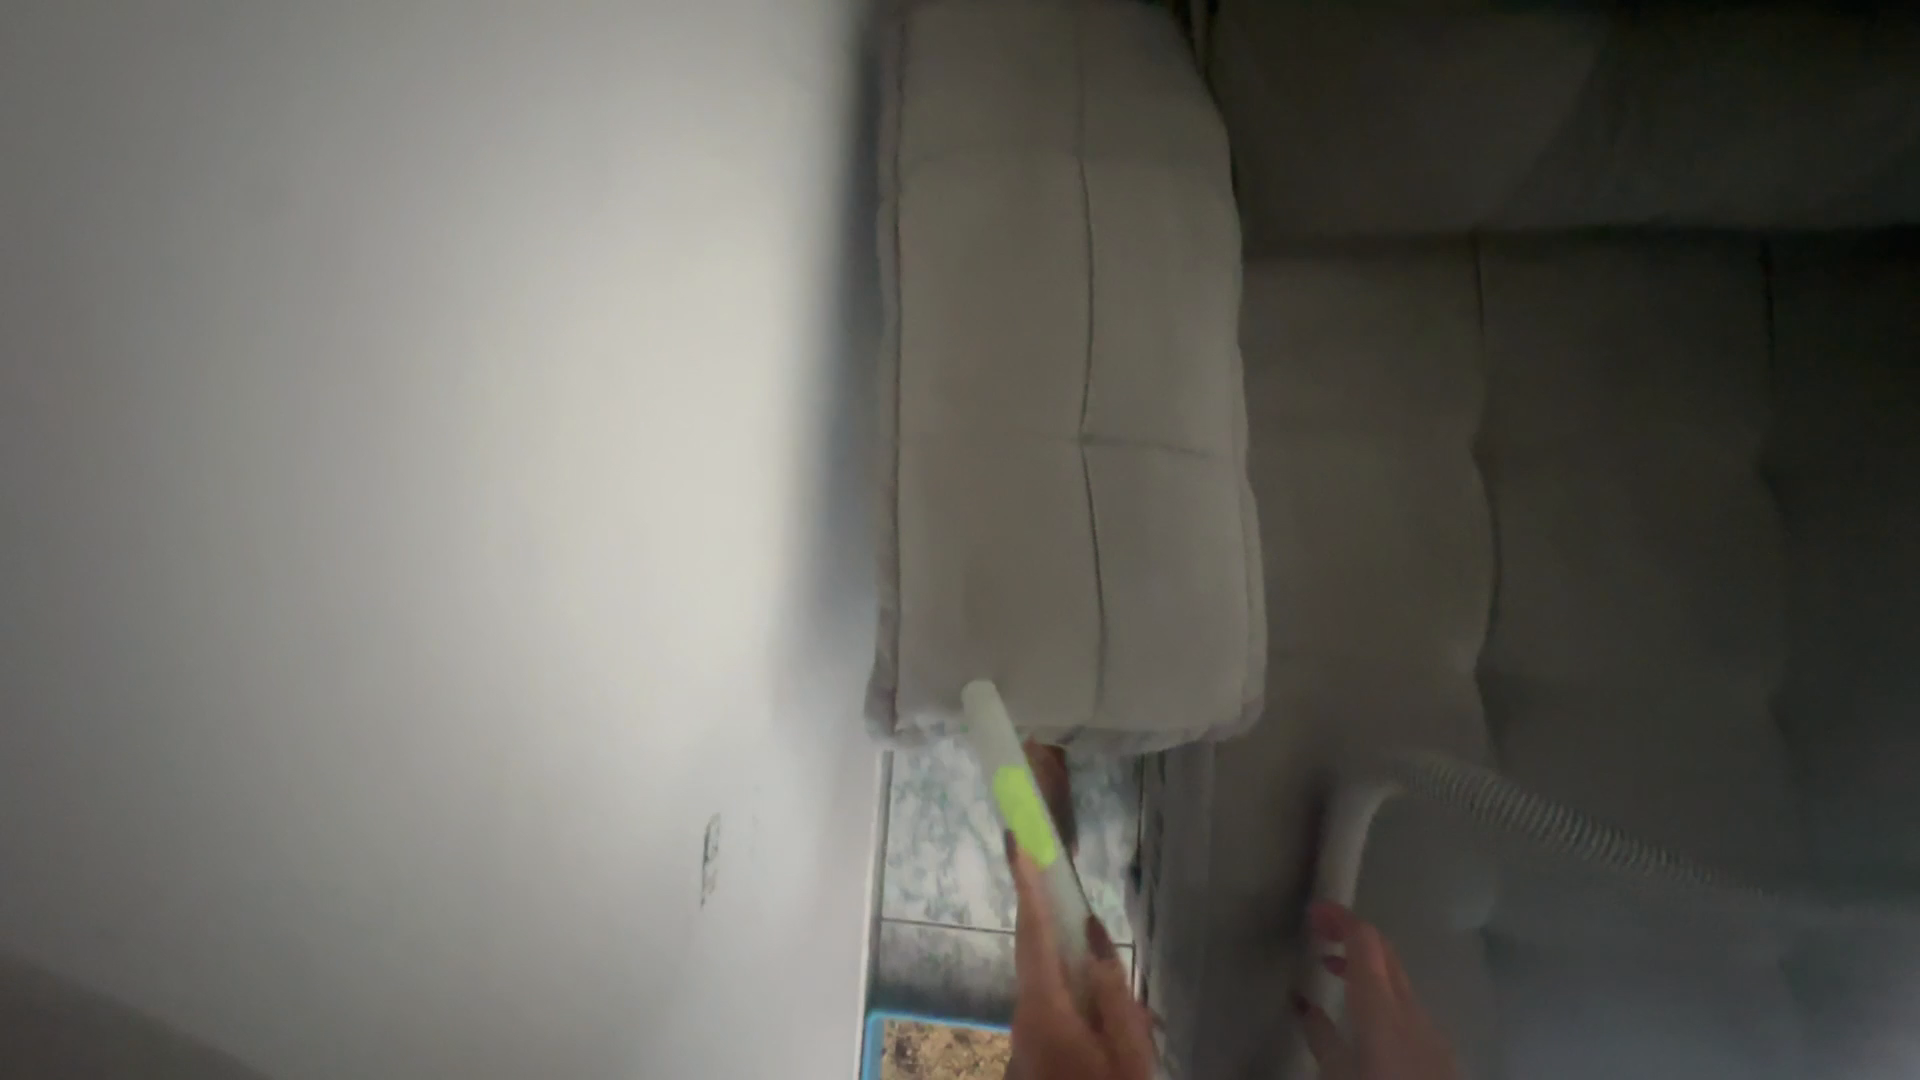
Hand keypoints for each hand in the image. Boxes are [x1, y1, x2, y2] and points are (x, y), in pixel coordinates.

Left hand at [1004, 834, 1156, 1079]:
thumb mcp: (1129, 1052)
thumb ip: (1112, 986)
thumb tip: (1089, 929)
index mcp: (1045, 1007)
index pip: (1033, 929)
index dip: (1025, 881)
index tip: (1015, 838)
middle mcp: (1024, 1014)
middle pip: (1032, 947)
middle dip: (1039, 905)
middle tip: (1046, 866)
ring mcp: (1026, 1033)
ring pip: (1045, 976)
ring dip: (1064, 954)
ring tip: (1097, 956)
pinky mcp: (1035, 1048)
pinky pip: (1053, 1002)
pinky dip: (1072, 988)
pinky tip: (1105, 1008)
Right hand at [1296, 902, 1459, 1079]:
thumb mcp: (1336, 1075)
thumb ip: (1321, 1038)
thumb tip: (1306, 1007)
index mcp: (1380, 1007)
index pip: (1365, 939)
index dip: (1339, 917)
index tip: (1311, 913)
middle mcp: (1411, 1011)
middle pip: (1384, 953)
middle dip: (1350, 934)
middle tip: (1317, 932)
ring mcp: (1431, 1034)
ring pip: (1397, 980)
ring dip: (1365, 966)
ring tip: (1332, 971)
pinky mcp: (1441, 1058)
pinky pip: (1407, 1008)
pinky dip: (1381, 994)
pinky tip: (1363, 1022)